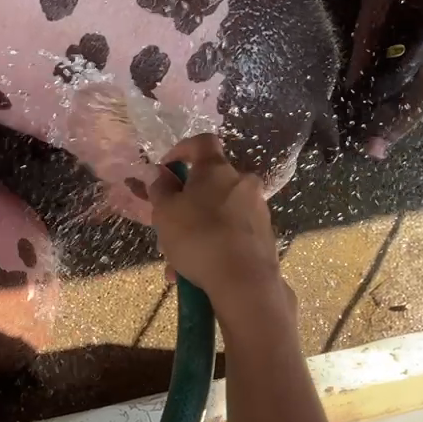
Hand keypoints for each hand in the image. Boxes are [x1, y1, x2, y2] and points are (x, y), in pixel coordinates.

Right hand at [148, 134, 293, 333]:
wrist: (243, 278)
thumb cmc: (198, 238)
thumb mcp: (166, 213)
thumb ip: (160, 191)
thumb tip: (160, 175)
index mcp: (216, 170)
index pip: (201, 143)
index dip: (180, 150)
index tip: (164, 171)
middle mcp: (241, 182)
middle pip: (207, 185)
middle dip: (183, 205)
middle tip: (165, 230)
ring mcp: (256, 208)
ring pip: (216, 214)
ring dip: (194, 232)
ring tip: (176, 264)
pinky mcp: (262, 233)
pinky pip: (228, 234)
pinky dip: (210, 246)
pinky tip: (194, 273)